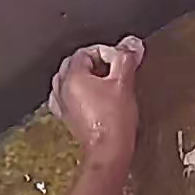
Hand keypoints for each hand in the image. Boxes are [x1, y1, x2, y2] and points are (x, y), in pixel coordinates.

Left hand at [49, 37, 142, 167]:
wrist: (108, 151)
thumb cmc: (114, 121)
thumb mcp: (124, 84)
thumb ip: (126, 59)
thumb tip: (131, 43)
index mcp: (72, 77)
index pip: (85, 52)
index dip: (106, 52)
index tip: (121, 61)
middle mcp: (62, 90)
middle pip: (75, 64)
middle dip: (96, 64)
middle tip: (116, 70)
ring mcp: (63, 105)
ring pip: (70, 81)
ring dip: (88, 78)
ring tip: (107, 83)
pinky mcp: (69, 118)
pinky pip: (70, 98)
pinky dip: (81, 94)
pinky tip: (95, 98)